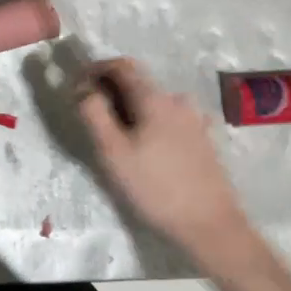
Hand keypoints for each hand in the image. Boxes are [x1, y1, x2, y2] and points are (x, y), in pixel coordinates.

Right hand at [80, 58, 256, 260]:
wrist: (212, 225)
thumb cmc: (156, 188)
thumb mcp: (114, 153)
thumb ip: (94, 114)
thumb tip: (83, 88)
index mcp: (155, 98)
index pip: (122, 65)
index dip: (96, 69)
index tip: (78, 86)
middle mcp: (177, 100)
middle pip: (138, 83)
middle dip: (112, 92)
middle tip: (94, 118)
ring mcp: (195, 120)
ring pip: (155, 103)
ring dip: (133, 110)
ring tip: (120, 138)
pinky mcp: (203, 140)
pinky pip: (170, 120)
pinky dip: (152, 124)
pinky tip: (149, 150)